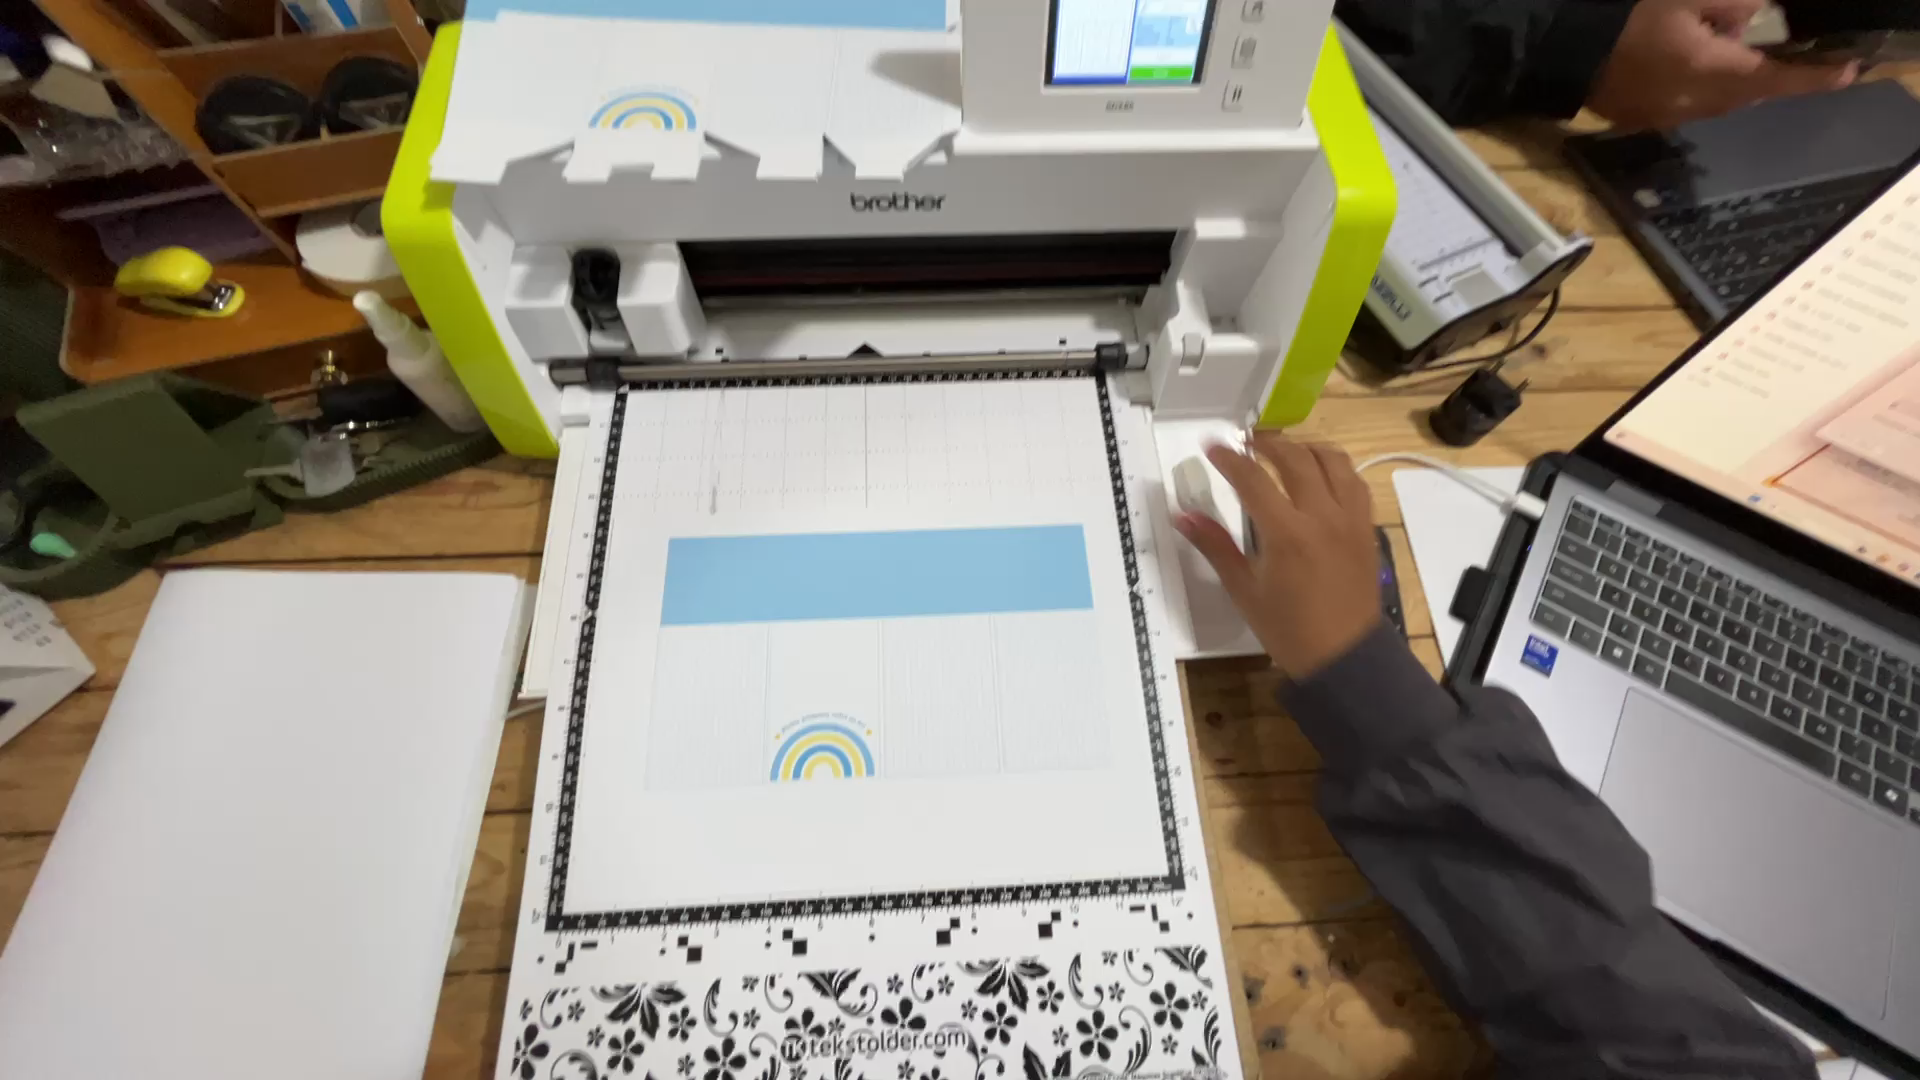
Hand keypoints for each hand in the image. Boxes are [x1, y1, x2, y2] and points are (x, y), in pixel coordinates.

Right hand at [1173, 435, 1380, 679]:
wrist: (1343, 655)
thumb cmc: (1285, 627)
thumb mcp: (1243, 588)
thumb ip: (1214, 545)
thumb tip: (1182, 516)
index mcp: (1286, 534)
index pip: (1253, 480)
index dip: (1229, 459)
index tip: (1212, 446)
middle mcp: (1322, 517)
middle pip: (1296, 459)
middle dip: (1268, 443)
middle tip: (1246, 441)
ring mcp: (1350, 520)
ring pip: (1333, 461)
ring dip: (1305, 447)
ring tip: (1284, 449)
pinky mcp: (1366, 528)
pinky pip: (1354, 482)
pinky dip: (1334, 467)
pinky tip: (1319, 473)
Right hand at [1586, 0, 1854, 130]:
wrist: (1567, 56)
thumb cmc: (1629, 22)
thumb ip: (1735, 6)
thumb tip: (1750, 23)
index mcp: (1703, 70)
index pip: (1769, 78)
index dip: (1809, 78)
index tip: (1846, 74)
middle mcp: (1685, 102)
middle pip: (1743, 97)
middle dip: (1769, 82)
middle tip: (1793, 63)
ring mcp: (1658, 116)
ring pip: (1715, 107)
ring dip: (1735, 90)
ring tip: (1739, 66)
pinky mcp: (1637, 119)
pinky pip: (1683, 112)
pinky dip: (1702, 97)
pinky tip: (1695, 78)